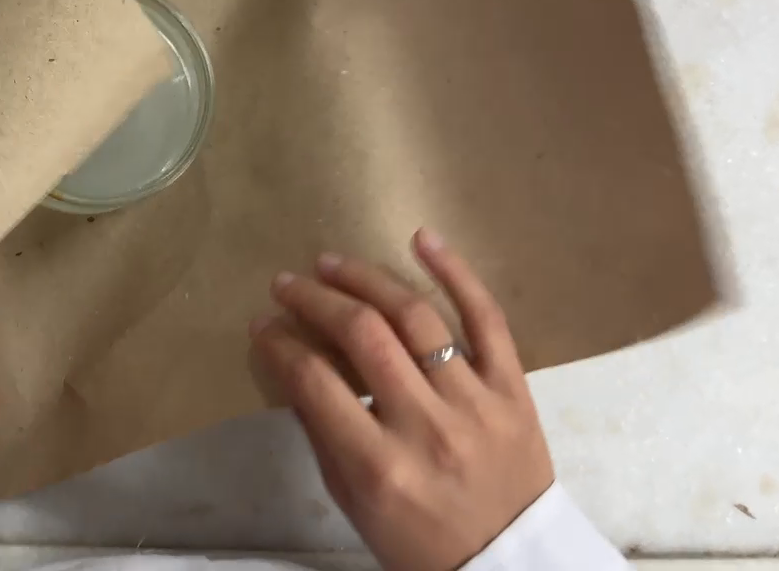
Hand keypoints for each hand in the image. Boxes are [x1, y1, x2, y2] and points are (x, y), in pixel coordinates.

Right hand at [251, 229, 553, 570]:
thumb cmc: (417, 539)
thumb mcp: (349, 495)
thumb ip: (318, 426)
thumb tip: (287, 358)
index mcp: (380, 465)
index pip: (312, 378)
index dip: (277, 342)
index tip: (262, 324)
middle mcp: (429, 429)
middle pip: (362, 333)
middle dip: (312, 298)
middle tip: (285, 283)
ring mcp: (478, 406)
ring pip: (416, 317)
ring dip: (364, 278)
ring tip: (330, 264)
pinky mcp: (516, 394)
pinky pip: (490, 322)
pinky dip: (456, 274)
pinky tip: (421, 238)